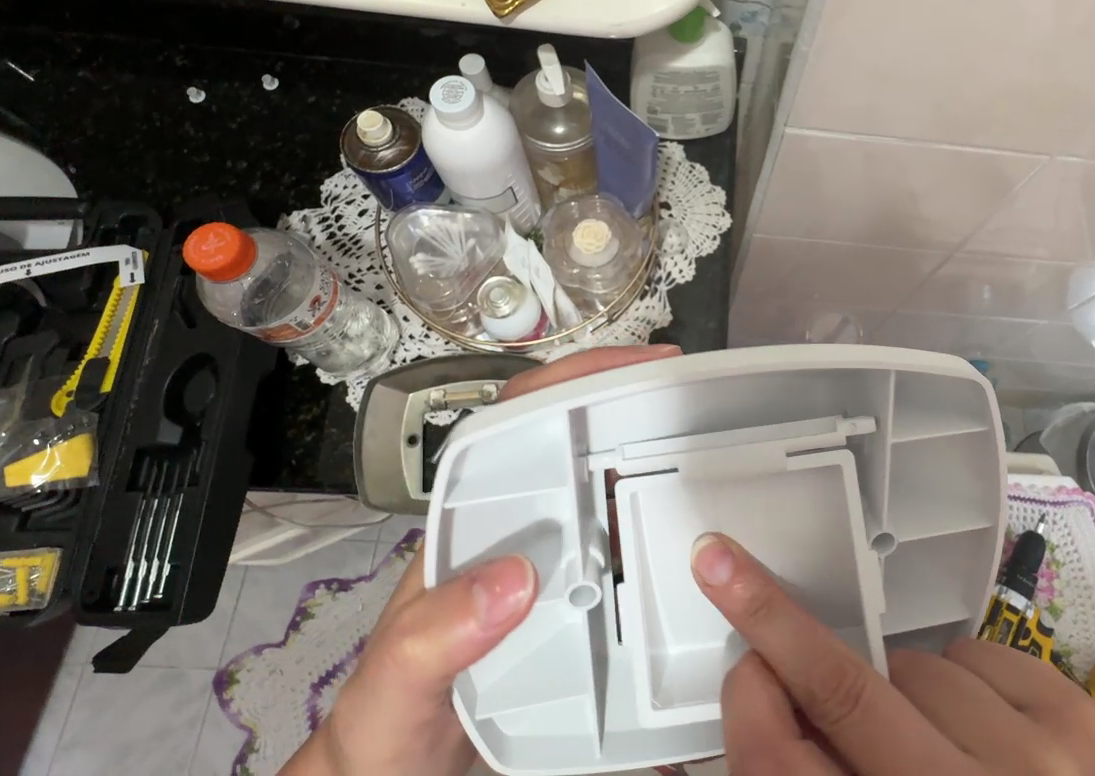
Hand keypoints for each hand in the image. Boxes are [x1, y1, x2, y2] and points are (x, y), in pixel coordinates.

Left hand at [280, 344, 681, 775]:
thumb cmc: (384, 727)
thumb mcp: (397, 684)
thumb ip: (436, 634)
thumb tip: (516, 576)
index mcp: (473, 521)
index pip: (522, 421)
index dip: (578, 378)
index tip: (640, 366)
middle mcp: (518, 532)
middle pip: (578, 445)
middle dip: (634, 411)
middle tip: (696, 406)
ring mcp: (550, 568)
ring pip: (607, 496)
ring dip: (654, 469)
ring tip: (710, 459)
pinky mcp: (576, 608)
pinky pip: (624, 556)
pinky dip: (658, 538)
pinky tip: (691, 545)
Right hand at [692, 532, 1094, 775]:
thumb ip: (805, 767)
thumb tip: (762, 693)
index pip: (781, 765)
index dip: (747, 704)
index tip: (731, 654)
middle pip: (844, 692)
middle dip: (777, 620)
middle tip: (729, 569)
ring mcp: (1033, 766)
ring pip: (913, 667)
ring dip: (897, 688)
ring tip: (920, 741)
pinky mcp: (1076, 727)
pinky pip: (976, 654)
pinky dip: (959, 676)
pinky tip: (972, 727)